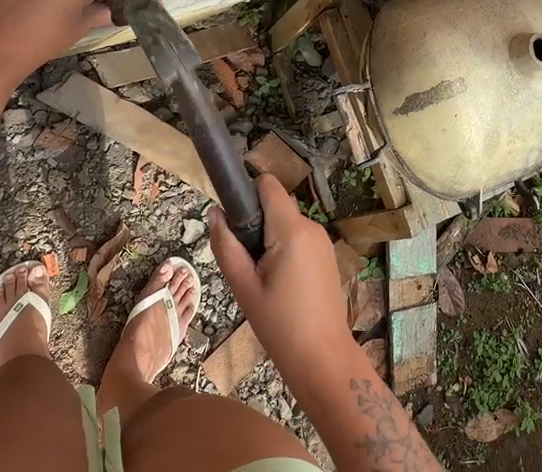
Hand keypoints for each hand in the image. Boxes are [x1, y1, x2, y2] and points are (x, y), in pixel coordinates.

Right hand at [210, 175, 351, 371]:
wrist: (321, 356)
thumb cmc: (278, 324)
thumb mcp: (243, 286)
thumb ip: (226, 246)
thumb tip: (215, 211)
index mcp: (292, 229)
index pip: (268, 185)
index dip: (246, 194)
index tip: (232, 221)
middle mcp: (312, 227)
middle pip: (275, 206)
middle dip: (255, 224)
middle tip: (244, 264)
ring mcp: (323, 240)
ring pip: (285, 223)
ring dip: (268, 240)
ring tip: (260, 279)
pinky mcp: (327, 254)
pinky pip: (298, 238)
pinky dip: (283, 250)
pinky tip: (277, 284)